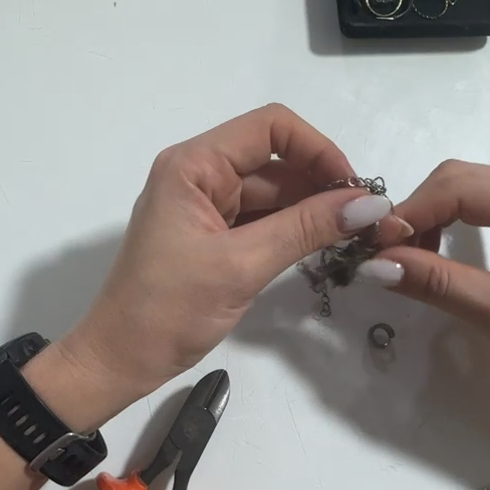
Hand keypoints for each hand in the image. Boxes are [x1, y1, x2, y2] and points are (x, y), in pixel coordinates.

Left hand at [29, 105, 406, 428]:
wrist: (120, 361)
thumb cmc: (167, 310)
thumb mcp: (241, 266)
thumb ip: (305, 229)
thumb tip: (370, 204)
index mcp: (193, 166)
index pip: (269, 128)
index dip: (317, 149)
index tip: (353, 188)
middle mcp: (198, 176)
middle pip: (274, 161)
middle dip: (320, 184)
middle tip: (366, 220)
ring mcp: (204, 209)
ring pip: (271, 195)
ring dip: (310, 211)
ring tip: (353, 235)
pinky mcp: (210, 239)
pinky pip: (259, 222)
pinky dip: (290, 231)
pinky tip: (321, 246)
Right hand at [359, 161, 489, 410]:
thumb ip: (438, 284)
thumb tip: (374, 265)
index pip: (461, 186)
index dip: (412, 211)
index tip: (375, 248)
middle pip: (462, 180)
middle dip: (417, 211)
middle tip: (384, 255)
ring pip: (468, 194)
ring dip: (430, 220)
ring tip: (406, 261)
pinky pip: (482, 214)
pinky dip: (449, 229)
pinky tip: (433, 259)